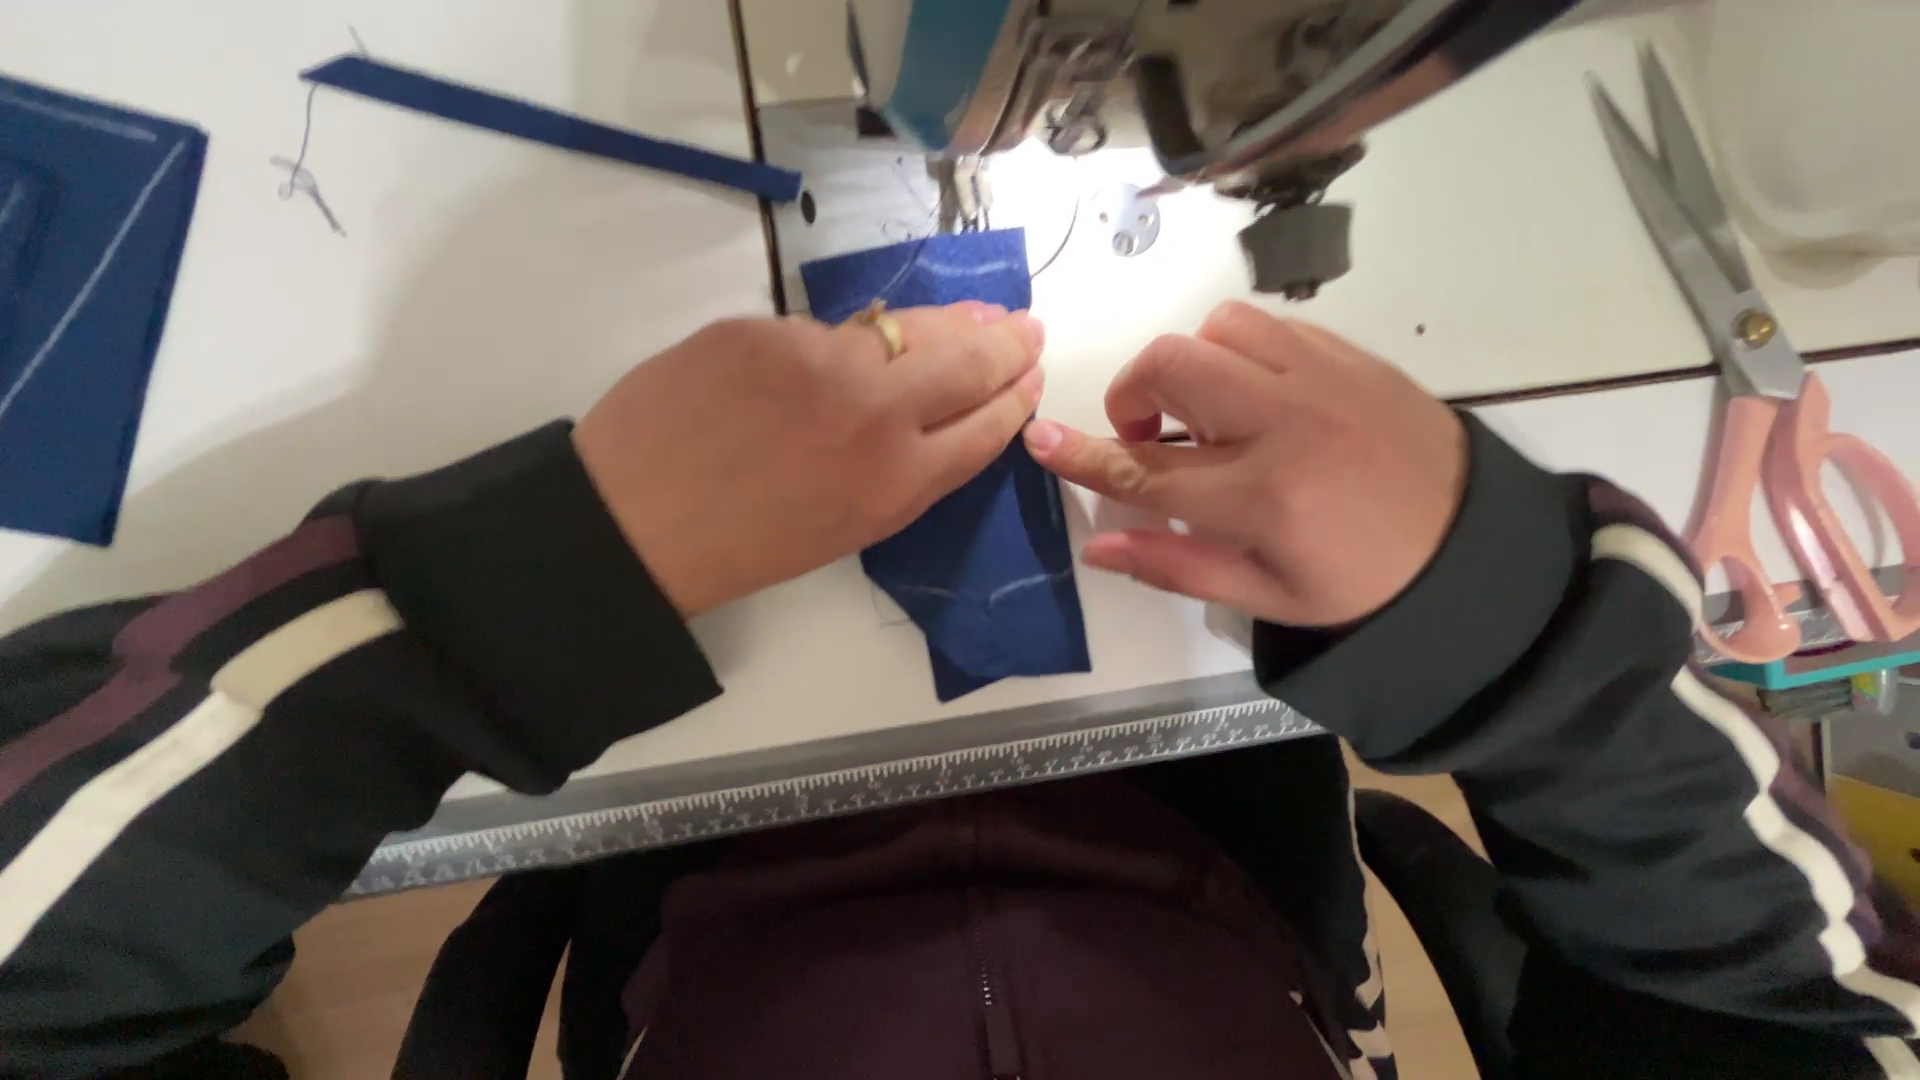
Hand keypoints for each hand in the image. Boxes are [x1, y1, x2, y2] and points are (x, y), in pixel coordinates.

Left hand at [575, 303, 1045, 615]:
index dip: (1015, 398)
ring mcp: (818, 358)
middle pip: (965, 361)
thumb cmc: (751, 543)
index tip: (1030, 376)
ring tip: (973, 315)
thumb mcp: (852, 526)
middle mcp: (873, 411)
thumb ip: (910, 471)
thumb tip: (940, 411)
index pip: (985, 425)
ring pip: (906, 327)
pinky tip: (847, 355)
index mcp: (896, 480)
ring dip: (947, 322)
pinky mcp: (765, 327)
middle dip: (1006, 342)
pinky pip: (828, 331)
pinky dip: (850, 342)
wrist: (637, 519)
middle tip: (1025, 327)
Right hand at [1024, 302, 1465, 627]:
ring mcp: (1321, 378)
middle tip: (1147, 435)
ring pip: (1217, 329)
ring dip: (1189, 365)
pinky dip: (1237, 351)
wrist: (1473, 546)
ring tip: (1205, 411)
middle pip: (1172, 368)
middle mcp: (1285, 422)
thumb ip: (1174, 566)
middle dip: (1134, 394)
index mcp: (1263, 496)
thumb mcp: (1263, 596)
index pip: (1145, 471)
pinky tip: (1253, 394)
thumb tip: (1096, 547)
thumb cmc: (1359, 582)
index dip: (1083, 455)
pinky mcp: (1349, 355)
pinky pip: (1268, 325)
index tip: (1040, 437)